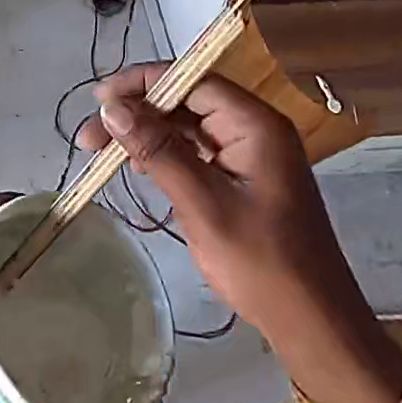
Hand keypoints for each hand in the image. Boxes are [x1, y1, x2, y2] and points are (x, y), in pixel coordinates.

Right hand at [76, 65, 401, 402]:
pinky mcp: (240, 175)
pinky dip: (162, 152)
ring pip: (185, 124)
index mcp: (254, 124)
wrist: (311, 322)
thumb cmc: (261, 262)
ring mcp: (247, 151)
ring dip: (144, 133)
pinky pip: (194, 149)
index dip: (142, 83)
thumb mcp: (202, 203)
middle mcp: (252, 127)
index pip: (191, 80)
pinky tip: (136, 165)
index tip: (99, 99)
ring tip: (101, 151)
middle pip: (185, 100)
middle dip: (136, 112)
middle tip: (90, 136)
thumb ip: (157, 149)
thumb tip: (112, 108)